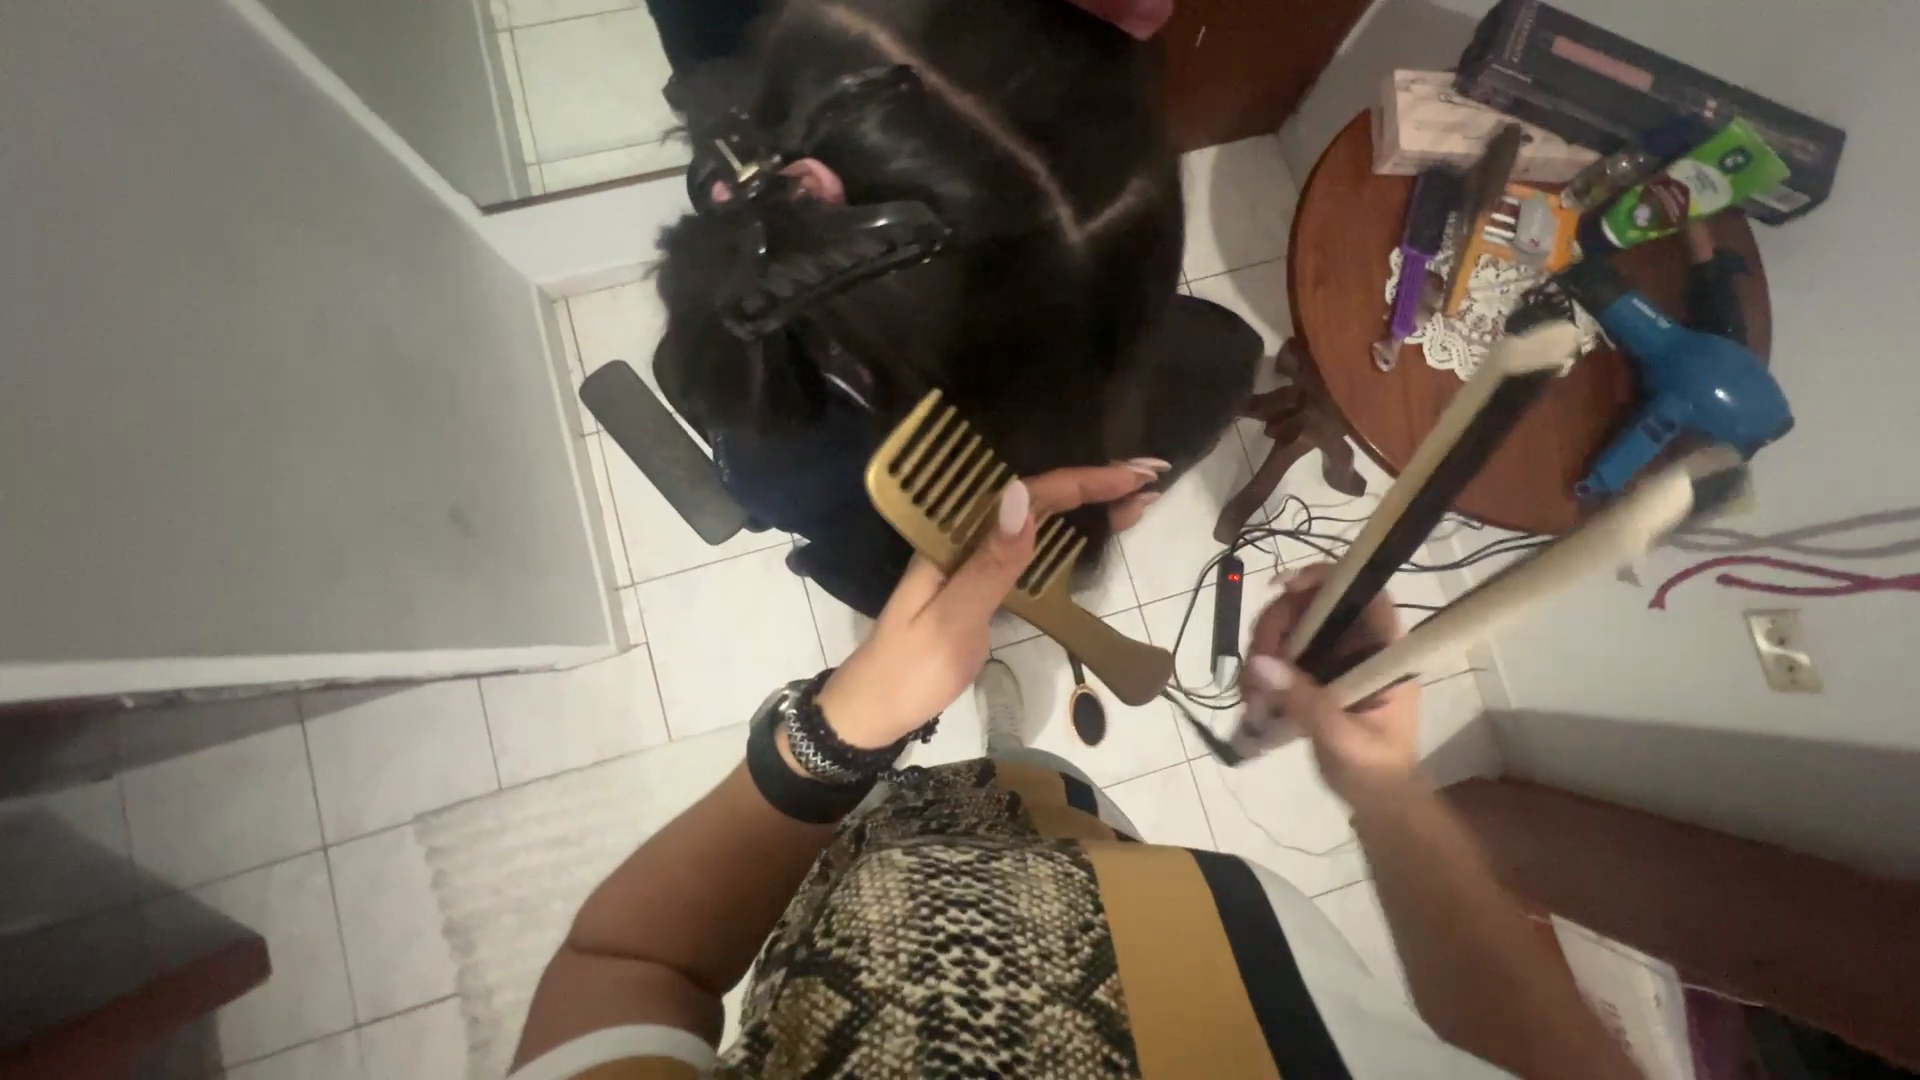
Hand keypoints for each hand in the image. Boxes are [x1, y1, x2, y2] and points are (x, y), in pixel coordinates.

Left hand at [817, 463, 1160, 747]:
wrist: (873, 711)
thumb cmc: (908, 671)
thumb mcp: (951, 620)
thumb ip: (990, 563)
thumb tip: (1023, 496)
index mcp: (953, 540)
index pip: (1026, 495)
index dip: (1081, 480)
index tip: (1131, 476)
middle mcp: (966, 541)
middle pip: (1036, 501)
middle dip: (1093, 487)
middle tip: (1149, 481)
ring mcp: (975, 563)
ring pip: (1038, 525)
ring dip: (1086, 510)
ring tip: (1138, 503)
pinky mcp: (983, 587)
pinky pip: (1031, 554)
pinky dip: (1066, 543)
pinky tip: (1093, 538)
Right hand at [1239, 564, 1422, 807]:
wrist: (1374, 802)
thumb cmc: (1375, 772)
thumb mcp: (1343, 739)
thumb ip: (1305, 701)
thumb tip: (1260, 663)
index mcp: (1382, 653)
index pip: (1363, 594)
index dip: (1326, 578)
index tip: (1284, 590)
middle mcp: (1356, 646)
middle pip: (1310, 606)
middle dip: (1275, 628)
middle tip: (1255, 664)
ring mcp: (1330, 658)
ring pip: (1286, 628)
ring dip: (1259, 654)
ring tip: (1253, 698)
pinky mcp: (1310, 674)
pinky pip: (1275, 654)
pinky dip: (1258, 672)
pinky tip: (1253, 701)